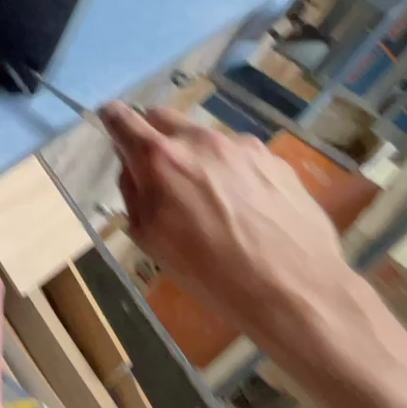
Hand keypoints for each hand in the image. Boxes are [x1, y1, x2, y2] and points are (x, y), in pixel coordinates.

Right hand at [101, 103, 354, 332]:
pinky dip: (231, 171)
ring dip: (196, 157)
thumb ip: (134, 191)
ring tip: (214, 201)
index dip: (112, 121)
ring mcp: (242, 146)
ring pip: (203, 138)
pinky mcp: (275, 159)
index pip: (121, 118)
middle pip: (162, 117)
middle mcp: (199, 140)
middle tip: (163, 176)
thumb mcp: (149, 238)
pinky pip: (239, 155)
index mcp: (160, 158)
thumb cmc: (209, 272)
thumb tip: (133, 166)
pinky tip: (247, 208)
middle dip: (154, 137)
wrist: (294, 290)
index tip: (113, 131)